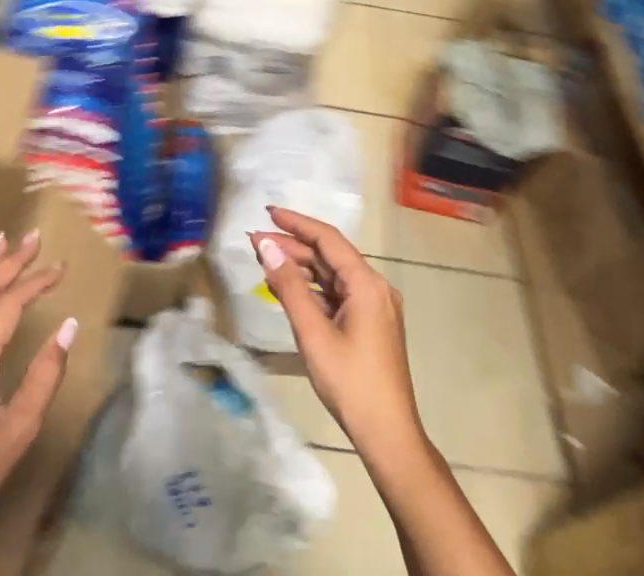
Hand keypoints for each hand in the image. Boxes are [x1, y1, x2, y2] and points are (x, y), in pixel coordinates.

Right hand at [252, 206, 426, 460]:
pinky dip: (313, 289)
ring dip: (302, 267)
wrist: (387, 431)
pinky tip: (289, 289)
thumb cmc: (350, 382)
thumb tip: (269, 248)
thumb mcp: (313, 334)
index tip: (268, 213)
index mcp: (367, 284)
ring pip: (334, 276)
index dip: (297, 223)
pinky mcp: (371, 324)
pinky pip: (338, 295)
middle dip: (294, 245)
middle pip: (331, 256)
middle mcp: (376, 287)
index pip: (328, 240)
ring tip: (266, 261)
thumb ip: (290, 288)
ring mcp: (376, 307)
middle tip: (256, 242)